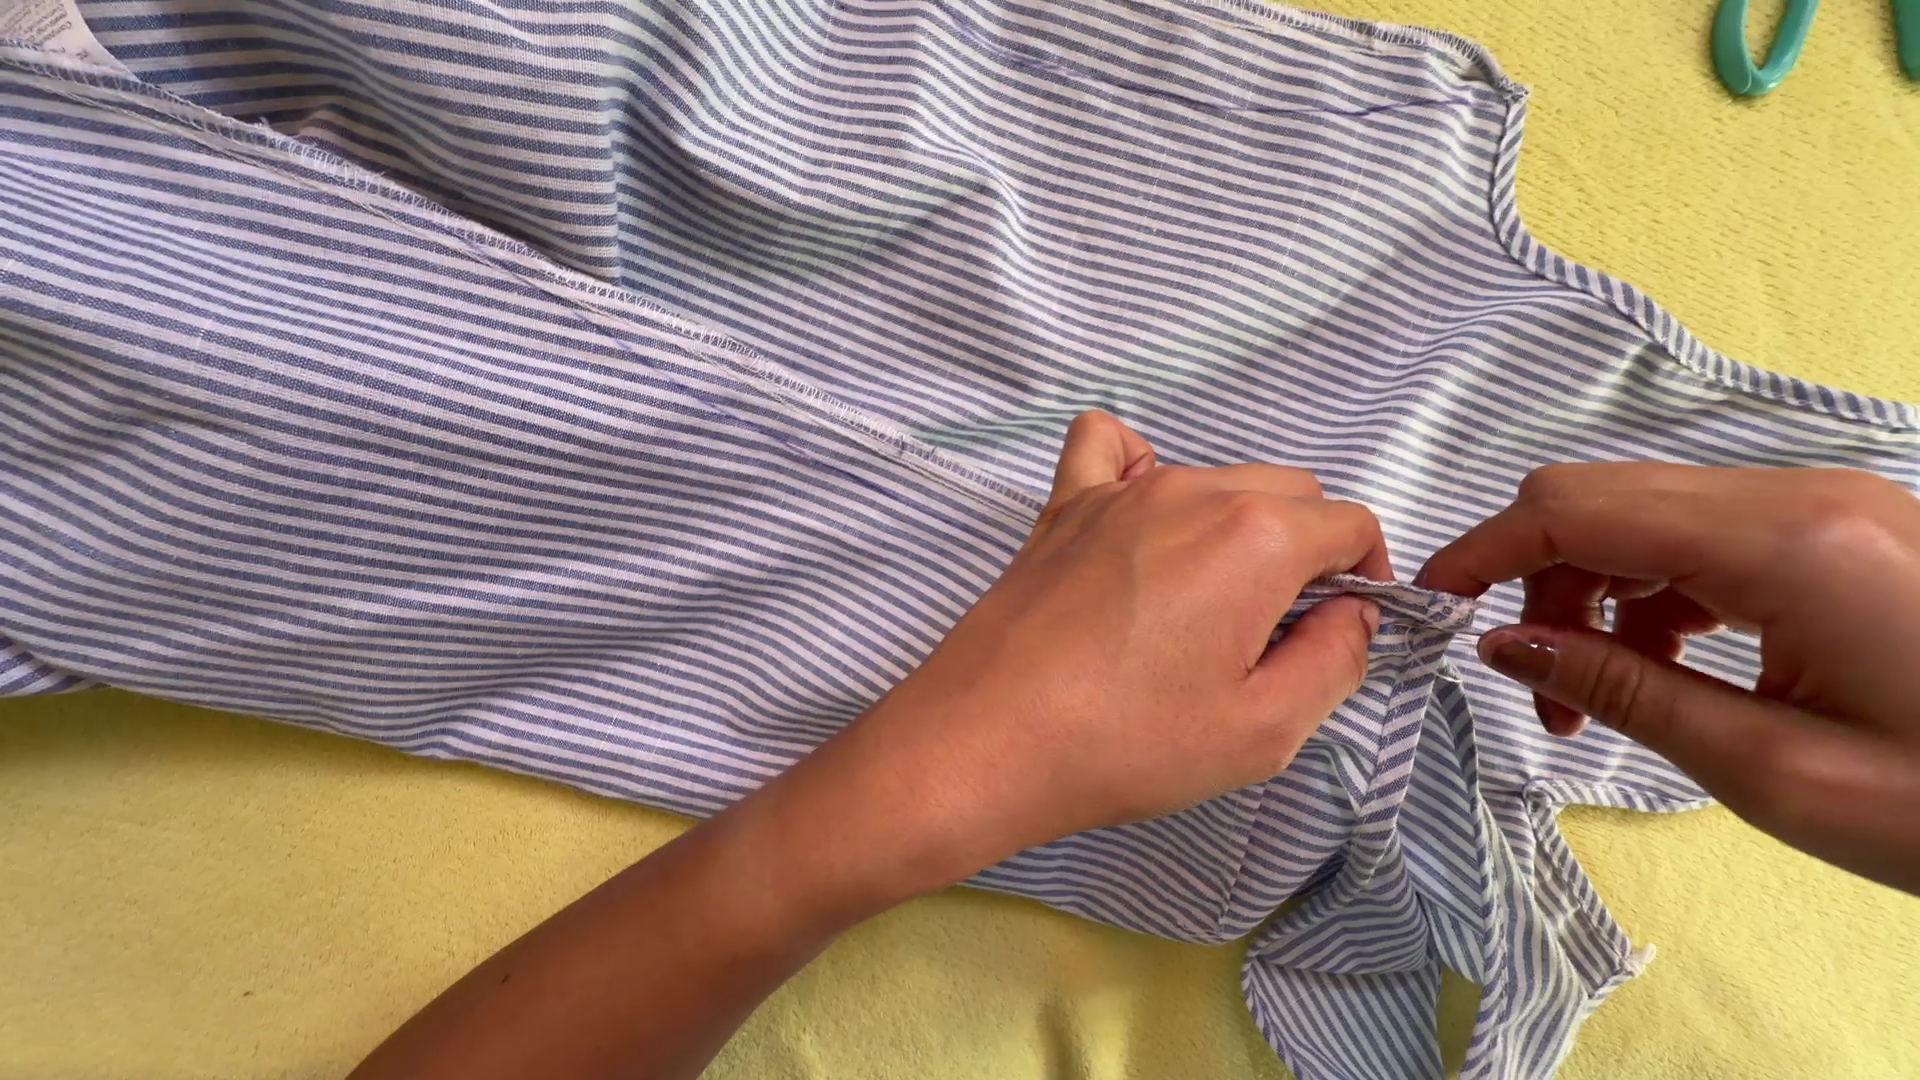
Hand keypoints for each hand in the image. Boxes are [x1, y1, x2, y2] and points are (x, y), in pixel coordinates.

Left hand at [829, 409, 1391, 889]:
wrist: (989, 737)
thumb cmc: (1128, 742)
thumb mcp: (1265, 729)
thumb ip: (1337, 659)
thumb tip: (1350, 613)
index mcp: (1256, 535)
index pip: (1349, 523)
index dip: (1362, 575)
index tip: (1336, 626)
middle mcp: (1191, 490)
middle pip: (1286, 492)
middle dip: (1303, 549)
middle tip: (1270, 629)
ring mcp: (1118, 490)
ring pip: (1213, 477)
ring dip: (1234, 523)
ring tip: (1202, 597)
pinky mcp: (1063, 505)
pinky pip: (1108, 447)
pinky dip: (1138, 466)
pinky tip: (1137, 518)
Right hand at [1420, 464, 1919, 893]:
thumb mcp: (1773, 769)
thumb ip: (1618, 689)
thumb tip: (1497, 645)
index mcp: (1786, 544)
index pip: (1571, 510)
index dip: (1480, 551)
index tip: (1432, 605)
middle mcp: (1798, 497)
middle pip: (1592, 500)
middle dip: (1529, 579)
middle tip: (1531, 674)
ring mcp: (1821, 507)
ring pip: (1631, 516)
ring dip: (1580, 592)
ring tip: (1589, 688)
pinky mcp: (1833, 530)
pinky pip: (1687, 537)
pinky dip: (1637, 593)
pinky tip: (1658, 662)